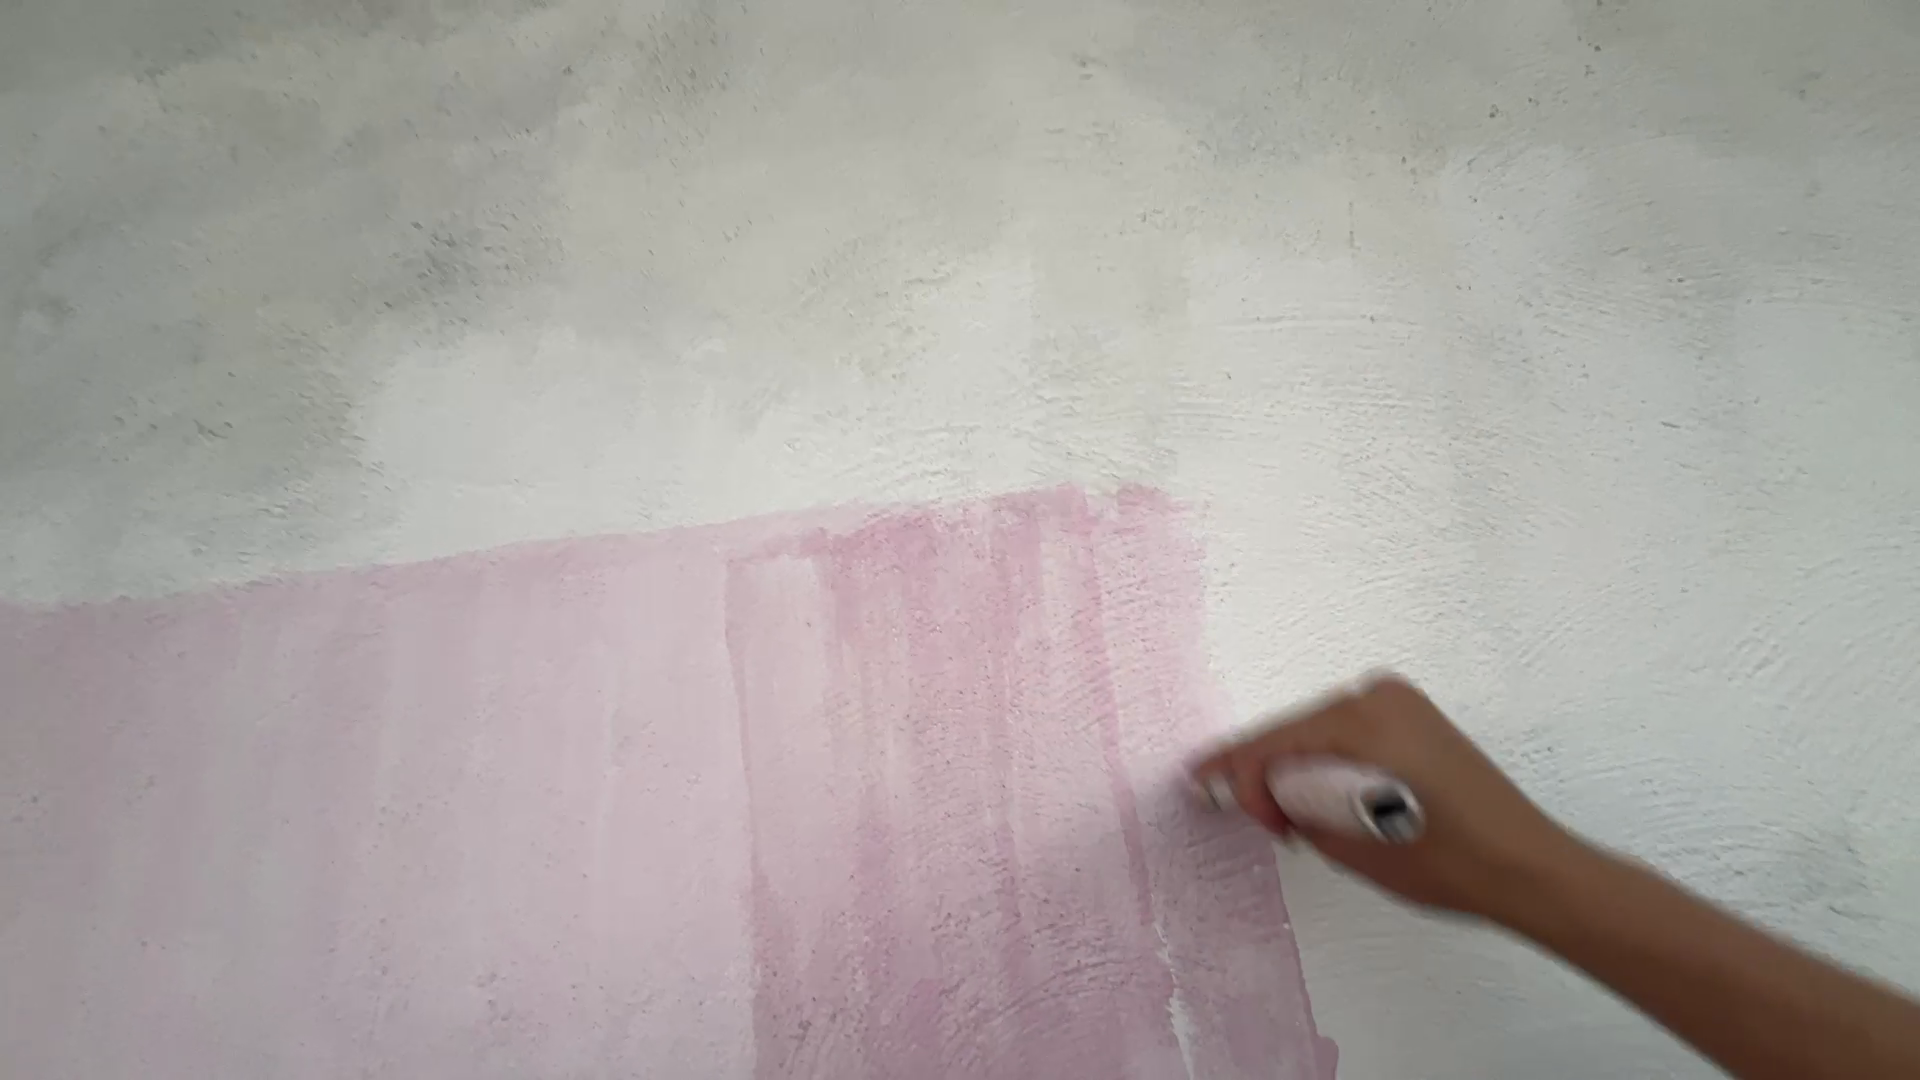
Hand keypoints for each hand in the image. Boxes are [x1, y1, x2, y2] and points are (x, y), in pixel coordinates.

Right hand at [1191, 674, 1587, 924]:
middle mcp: (1376, 695)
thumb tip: (1265, 794)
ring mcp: (1396, 699)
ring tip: (1275, 804)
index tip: (1204, 790)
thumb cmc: (1448, 863)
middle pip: (1292, 731)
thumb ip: (1292, 807)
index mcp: (1362, 721)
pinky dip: (1320, 754)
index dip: (1236, 773)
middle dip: (1262, 769)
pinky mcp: (1408, 712)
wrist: (1530, 867)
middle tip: (1244, 808)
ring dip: (1291, 762)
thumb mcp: (1348, 844)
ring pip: (1314, 729)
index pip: (1276, 743)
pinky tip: (1307, 782)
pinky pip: (1342, 729)